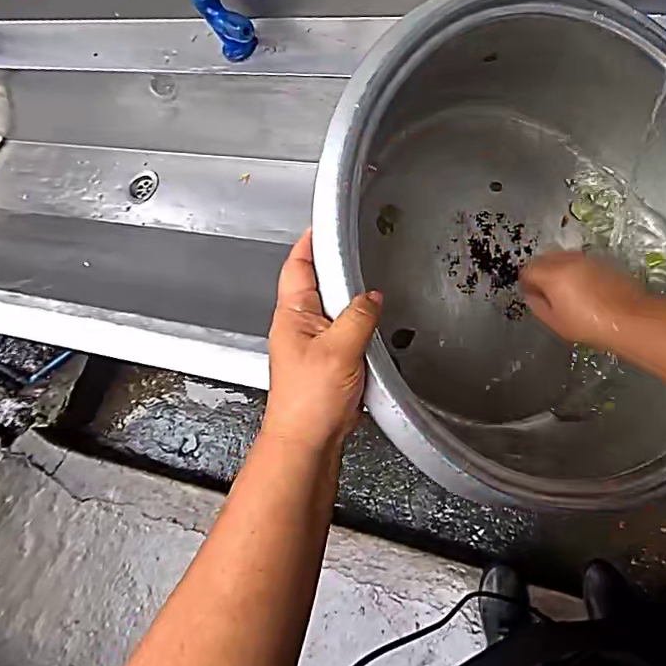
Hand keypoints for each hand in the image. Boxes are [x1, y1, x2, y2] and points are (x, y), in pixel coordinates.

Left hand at [265, 230, 382, 446]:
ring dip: (349, 299)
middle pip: (316, 282)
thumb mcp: (339, 350)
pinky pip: (342, 332)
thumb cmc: (308, 403)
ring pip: (332, 308)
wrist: (306, 442)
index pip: (298, 264)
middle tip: (356, 251)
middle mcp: (298, 325)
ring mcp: (311, 343)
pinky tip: (371, 329)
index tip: (325, 223)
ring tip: (368, 287)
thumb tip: (373, 297)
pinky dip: (357, 326)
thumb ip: (358, 317)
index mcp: (292, 314)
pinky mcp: (325, 361)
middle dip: (335, 266)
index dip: (311, 241)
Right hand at [519, 251, 650, 347]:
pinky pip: (580, 260)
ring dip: (557, 268)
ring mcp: (587, 258)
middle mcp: (568, 260)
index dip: (526, 282)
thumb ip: (537, 305)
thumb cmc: (590, 325)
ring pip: (562, 256)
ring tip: (564, 288)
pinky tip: (582, 286)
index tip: (530, 293)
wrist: (632, 319)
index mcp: (552, 274)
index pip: (528, 270)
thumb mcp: (555, 322)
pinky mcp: (603, 261)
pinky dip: (574, 269)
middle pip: (543, 258)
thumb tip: (532, 295)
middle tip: (545, 290)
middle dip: (540, 271)